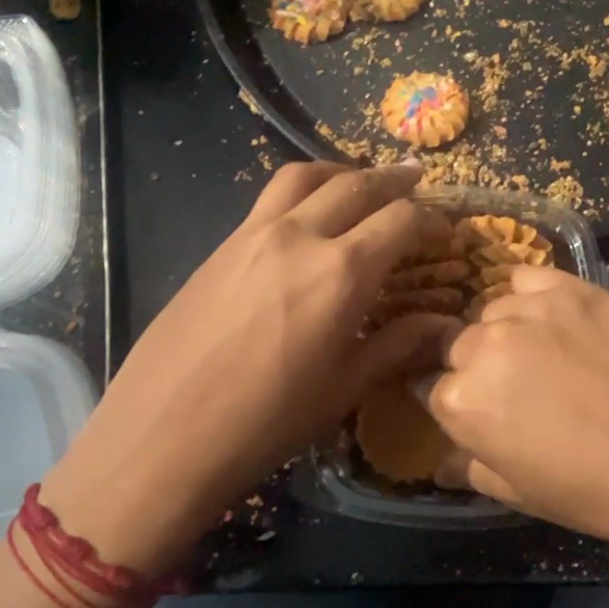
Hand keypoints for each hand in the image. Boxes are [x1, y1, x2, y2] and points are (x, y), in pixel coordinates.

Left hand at [40, 163, 456, 574]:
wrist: (162, 436)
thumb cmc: (267, 421)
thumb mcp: (345, 387)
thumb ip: (399, 345)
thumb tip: (446, 325)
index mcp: (342, 272)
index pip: (401, 220)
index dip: (431, 219)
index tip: (446, 229)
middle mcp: (300, 236)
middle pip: (357, 185)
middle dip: (395, 180)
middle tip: (417, 180)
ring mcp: (254, 235)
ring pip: (306, 176)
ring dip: (344, 171)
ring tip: (362, 179)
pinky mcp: (221, 245)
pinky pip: (270, 197)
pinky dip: (303, 189)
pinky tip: (308, 215)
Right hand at [424, 267, 608, 575]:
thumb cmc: (591, 492)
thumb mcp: (515, 492)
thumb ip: (467, 467)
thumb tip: (440, 461)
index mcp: (462, 401)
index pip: (430, 385)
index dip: (453, 399)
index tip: (476, 408)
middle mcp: (485, 345)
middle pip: (459, 342)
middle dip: (475, 364)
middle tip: (515, 387)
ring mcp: (533, 310)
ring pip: (495, 310)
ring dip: (506, 330)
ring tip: (543, 354)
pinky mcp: (575, 288)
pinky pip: (530, 279)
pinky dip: (532, 296)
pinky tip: (555, 319)